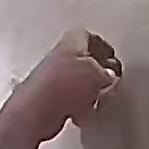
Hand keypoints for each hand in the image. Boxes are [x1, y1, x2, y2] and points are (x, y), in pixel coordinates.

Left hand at [0, 30, 120, 143]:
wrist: (36, 112)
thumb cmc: (62, 87)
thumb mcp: (99, 73)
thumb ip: (108, 73)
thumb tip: (109, 78)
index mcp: (71, 42)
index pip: (90, 37)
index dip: (103, 48)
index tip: (111, 59)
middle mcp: (60, 56)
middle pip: (86, 60)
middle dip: (99, 72)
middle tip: (107, 80)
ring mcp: (54, 77)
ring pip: (79, 81)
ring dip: (90, 91)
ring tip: (94, 98)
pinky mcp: (50, 97)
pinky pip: (72, 99)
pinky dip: (79, 105)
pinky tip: (81, 112)